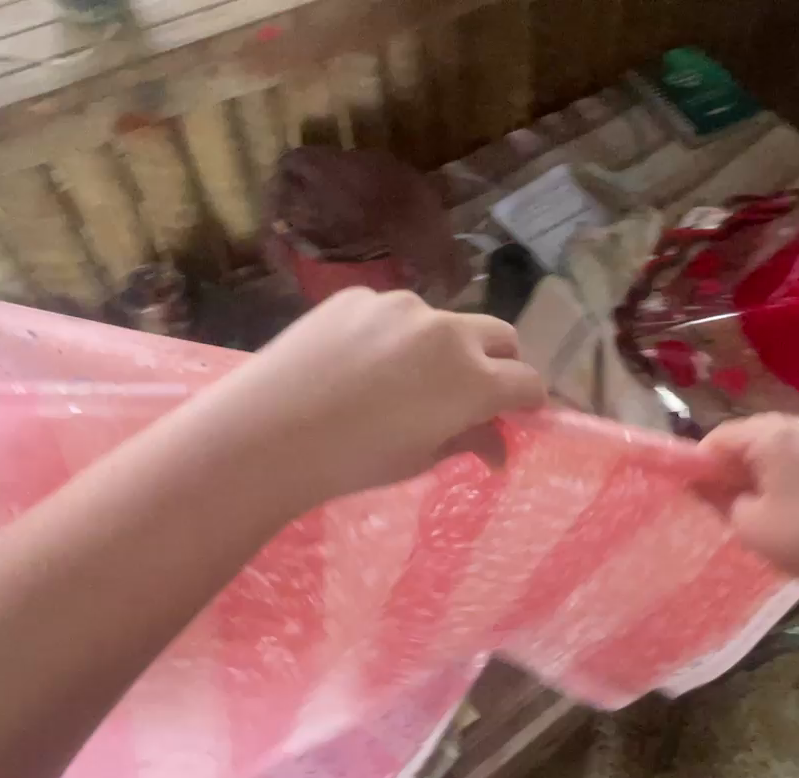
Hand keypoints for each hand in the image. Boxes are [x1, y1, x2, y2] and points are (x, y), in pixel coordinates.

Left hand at [218, 288, 545, 496]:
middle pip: (501, 336)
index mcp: (473, 380)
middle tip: (474, 394)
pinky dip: (396, 337)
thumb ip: (471, 441)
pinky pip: (396, 315)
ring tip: (403, 382)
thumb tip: (500, 450)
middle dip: (501, 363)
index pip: (528, 382)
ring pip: (446, 323)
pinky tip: (360, 366)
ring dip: (445, 349)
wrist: (269, 431)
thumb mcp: (422, 457)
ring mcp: (401, 306)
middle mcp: (448, 332)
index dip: (529, 402)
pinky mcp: (360, 296)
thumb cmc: (356, 460)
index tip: (519, 414)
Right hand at [698, 414, 798, 599]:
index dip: (703, 458)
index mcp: (775, 436)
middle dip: (736, 459)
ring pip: (789, 443)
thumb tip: (701, 482)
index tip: (696, 486)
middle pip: (757, 433)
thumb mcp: (749, 526)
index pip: (723, 435)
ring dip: (768, 464)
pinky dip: (798, 470)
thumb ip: (720, 497)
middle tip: (726, 495)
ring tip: (763, 500)